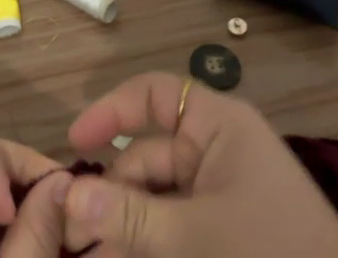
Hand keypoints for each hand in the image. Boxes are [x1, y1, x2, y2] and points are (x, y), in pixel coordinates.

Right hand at [61, 73, 337, 257]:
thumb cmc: (270, 251)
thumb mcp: (193, 236)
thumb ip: (128, 217)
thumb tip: (67, 196)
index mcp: (218, 126)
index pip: (152, 95)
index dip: (110, 112)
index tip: (73, 145)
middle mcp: (217, 148)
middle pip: (146, 156)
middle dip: (110, 194)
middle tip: (70, 232)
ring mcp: (223, 190)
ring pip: (156, 197)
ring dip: (124, 225)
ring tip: (89, 254)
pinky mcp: (226, 228)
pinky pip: (174, 225)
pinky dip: (148, 242)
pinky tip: (119, 257)